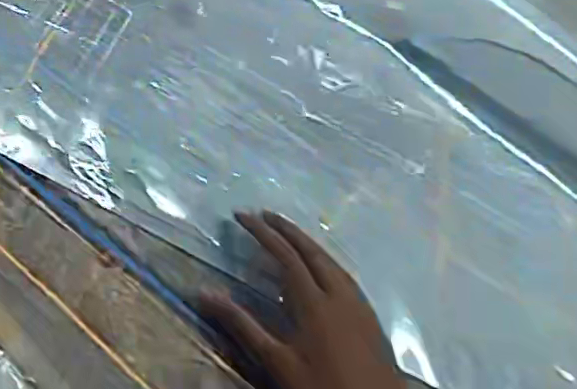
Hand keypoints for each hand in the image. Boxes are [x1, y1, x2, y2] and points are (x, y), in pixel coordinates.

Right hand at [199, 211, 403, 388]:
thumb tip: (202, 293)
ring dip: (310, 245)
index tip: (240, 216)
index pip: (285, 256)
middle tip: (265, 214)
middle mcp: (341, 301)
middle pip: (314, 254)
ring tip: (291, 235)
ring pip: (335, 266)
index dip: (262, 232)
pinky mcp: (374, 328)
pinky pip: (348, 281)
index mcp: (315, 304)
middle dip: (289, 231)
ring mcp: (362, 314)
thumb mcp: (278, 362)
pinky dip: (329, 264)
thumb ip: (242, 324)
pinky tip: (325, 272)